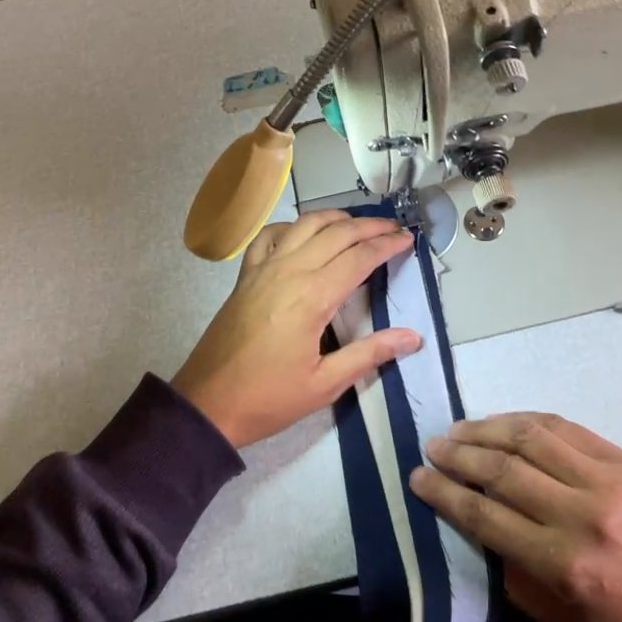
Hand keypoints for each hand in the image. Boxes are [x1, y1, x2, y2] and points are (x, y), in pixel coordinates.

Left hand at [172, 210, 419, 447]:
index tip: (408, 239)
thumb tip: (413, 337)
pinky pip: (269, 236)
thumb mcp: (325, 384)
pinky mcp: (246, 275)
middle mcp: (290, 270)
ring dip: (335, 218)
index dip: (387, 245)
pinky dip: (292, 226)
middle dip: (369, 225)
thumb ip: (369, 354)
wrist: (208, 403)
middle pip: (336, 232)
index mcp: (313, 296)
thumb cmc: (269, 398)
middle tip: (393, 227)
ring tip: (358, 224)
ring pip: (304, 224)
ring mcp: (264, 268)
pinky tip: (304, 233)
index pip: (360, 257)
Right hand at [411, 413, 621, 621]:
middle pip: (503, 470)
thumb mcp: (564, 619)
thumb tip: (474, 525)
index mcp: (564, 562)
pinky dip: (525, 419)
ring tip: (459, 429)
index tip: (418, 478)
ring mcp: (604, 479)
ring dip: (486, 429)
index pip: (486, 516)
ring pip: (530, 436)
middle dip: (459, 456)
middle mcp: (581, 514)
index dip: (445, 494)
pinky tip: (502, 422)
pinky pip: (564, 427)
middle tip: (432, 447)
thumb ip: (514, 574)